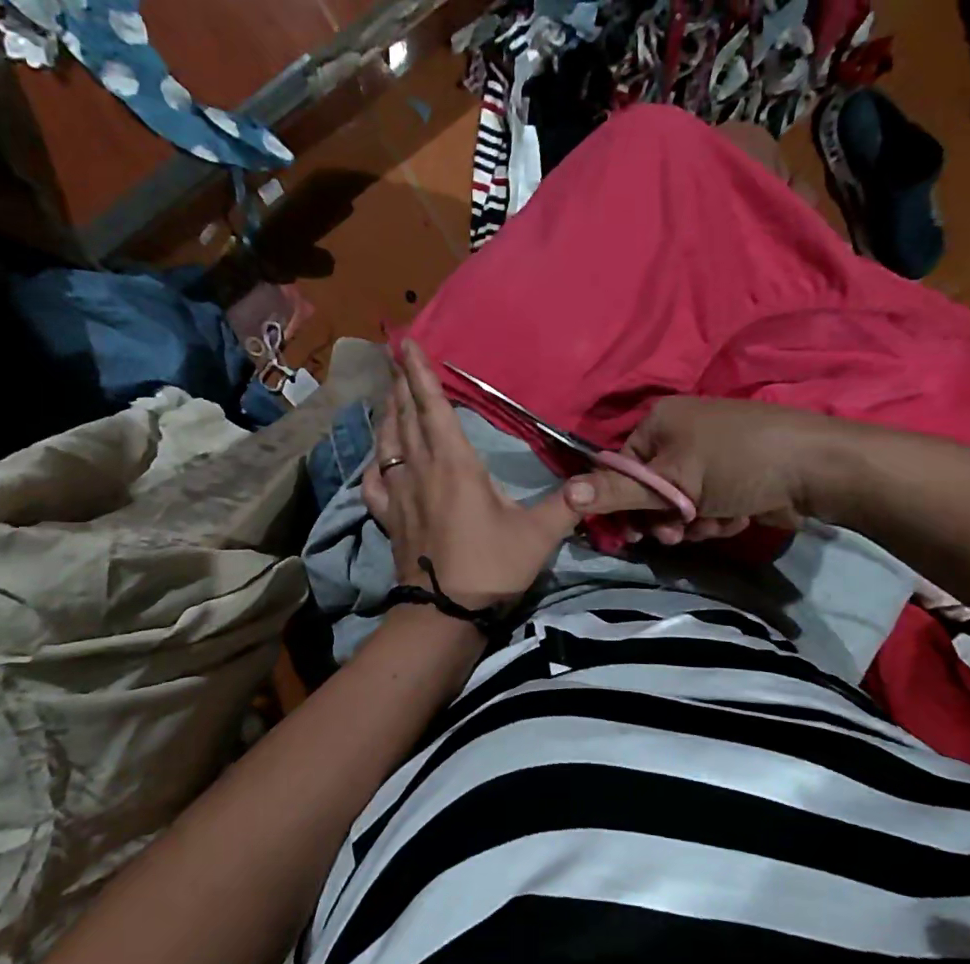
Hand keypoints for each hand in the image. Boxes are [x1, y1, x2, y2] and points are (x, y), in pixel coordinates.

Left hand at [361, 339, 585, 608]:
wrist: (443, 614)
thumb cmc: (491, 568)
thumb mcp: (538, 535)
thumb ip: (568, 505)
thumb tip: (596, 483)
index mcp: (455, 465)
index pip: (434, 408)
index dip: (420, 374)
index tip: (407, 344)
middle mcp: (421, 471)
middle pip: (406, 418)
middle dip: (402, 386)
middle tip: (397, 360)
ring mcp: (399, 495)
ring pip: (387, 444)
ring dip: (388, 416)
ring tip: (388, 397)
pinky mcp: (390, 519)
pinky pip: (374, 482)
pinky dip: (374, 463)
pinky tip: (377, 459)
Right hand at [564, 397, 837, 543]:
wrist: (816, 469)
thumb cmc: (737, 465)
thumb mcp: (673, 482)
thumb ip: (619, 493)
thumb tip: (564, 494)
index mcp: (659, 422)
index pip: (619, 470)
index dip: (624, 506)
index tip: (636, 536)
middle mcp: (680, 433)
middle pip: (650, 491)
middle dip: (665, 518)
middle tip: (679, 533)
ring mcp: (710, 455)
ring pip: (681, 505)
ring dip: (695, 522)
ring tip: (717, 521)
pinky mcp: (734, 476)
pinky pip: (709, 505)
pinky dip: (719, 517)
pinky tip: (739, 516)